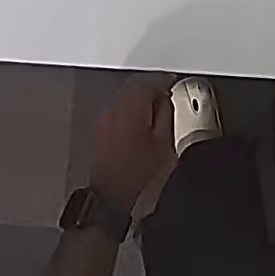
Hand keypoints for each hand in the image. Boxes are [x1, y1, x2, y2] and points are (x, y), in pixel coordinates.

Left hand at [90, 74, 175, 211]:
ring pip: (125, 94)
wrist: (113, 194)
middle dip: (151, 85)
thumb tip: (165, 98)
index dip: (164, 81)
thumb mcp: (164, 143)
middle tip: (166, 91)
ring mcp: (105, 116)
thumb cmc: (138, 173)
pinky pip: (118, 105)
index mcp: (131, 109)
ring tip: (156, 105)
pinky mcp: (102, 125)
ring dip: (140, 94)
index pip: (149, 83)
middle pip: (134, 85)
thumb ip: (166, 113)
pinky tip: (141, 116)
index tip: (172, 82)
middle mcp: (114, 108)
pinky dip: (131, 104)